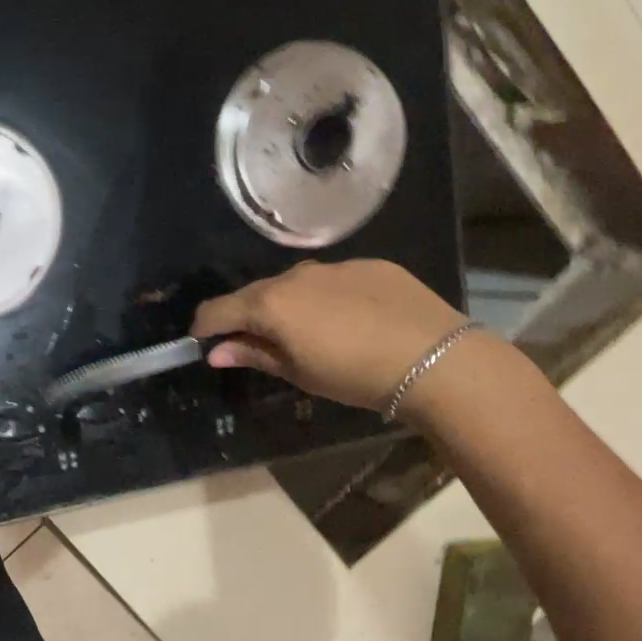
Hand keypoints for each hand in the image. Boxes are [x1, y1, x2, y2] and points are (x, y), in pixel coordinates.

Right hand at [189, 259, 470, 411]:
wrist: (437, 360)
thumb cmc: (354, 374)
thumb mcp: (297, 372)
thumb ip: (253, 355)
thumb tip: (217, 352)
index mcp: (269, 303)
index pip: (216, 309)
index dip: (204, 327)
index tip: (204, 343)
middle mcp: (295, 275)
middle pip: (254, 293)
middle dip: (247, 316)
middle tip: (258, 343)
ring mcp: (336, 266)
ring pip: (295, 284)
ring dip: (288, 305)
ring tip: (308, 333)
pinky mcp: (372, 266)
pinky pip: (334, 280)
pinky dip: (327, 298)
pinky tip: (350, 322)